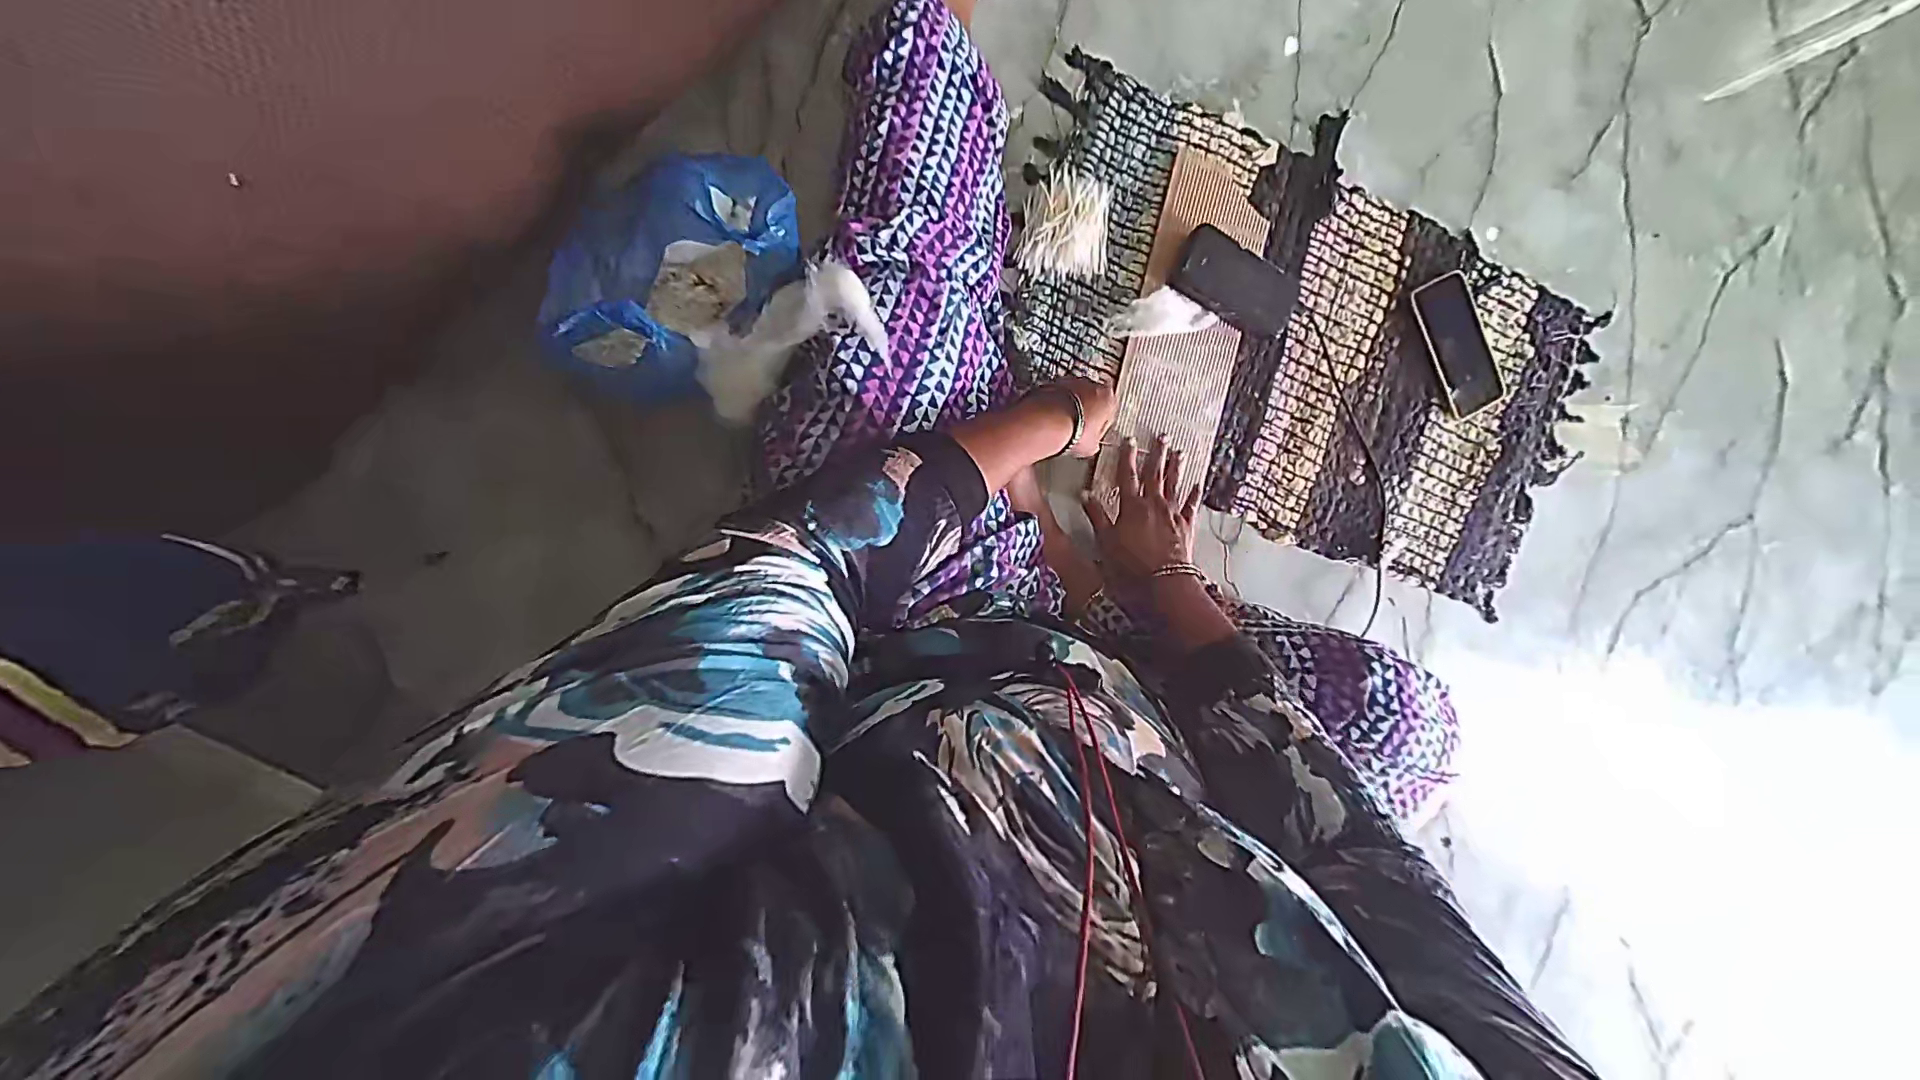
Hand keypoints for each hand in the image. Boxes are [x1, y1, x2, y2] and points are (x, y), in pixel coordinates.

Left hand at [1049, 376, 1116, 457]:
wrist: (1048, 422)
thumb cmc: (1073, 430)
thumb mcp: (1091, 447)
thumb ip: (1095, 442)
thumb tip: (1091, 446)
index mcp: (1109, 397)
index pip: (1109, 413)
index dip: (1100, 427)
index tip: (1092, 436)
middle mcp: (1091, 385)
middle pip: (1091, 400)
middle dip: (1084, 413)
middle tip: (1076, 431)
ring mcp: (1070, 381)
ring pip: (1073, 396)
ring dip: (1069, 408)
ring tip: (1061, 428)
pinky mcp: (1051, 383)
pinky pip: (1056, 396)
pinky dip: (1054, 405)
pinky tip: (1050, 421)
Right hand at [1083, 435, 1201, 582]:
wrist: (1162, 583)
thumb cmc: (1130, 565)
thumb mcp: (1105, 541)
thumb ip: (1096, 515)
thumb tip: (1085, 495)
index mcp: (1132, 507)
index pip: (1127, 475)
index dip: (1127, 457)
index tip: (1129, 440)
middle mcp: (1154, 505)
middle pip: (1155, 474)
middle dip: (1156, 454)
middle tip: (1161, 437)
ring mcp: (1172, 515)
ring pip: (1175, 485)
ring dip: (1176, 467)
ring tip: (1179, 452)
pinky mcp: (1186, 527)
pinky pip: (1191, 506)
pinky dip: (1194, 494)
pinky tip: (1197, 484)